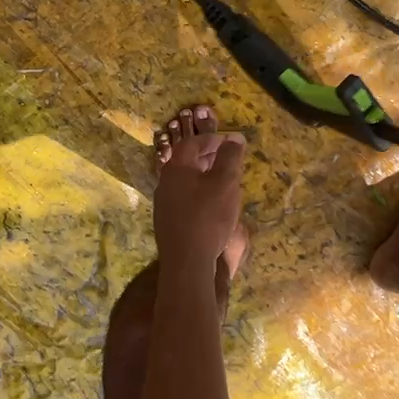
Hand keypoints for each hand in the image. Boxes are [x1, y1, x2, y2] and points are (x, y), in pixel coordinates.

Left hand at [154, 129, 247, 271]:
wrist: (186, 261)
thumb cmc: (208, 216)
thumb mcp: (226, 182)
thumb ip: (230, 157)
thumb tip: (235, 137)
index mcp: (177, 167)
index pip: (192, 143)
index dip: (212, 140)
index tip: (229, 143)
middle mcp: (165, 181)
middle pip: (185, 160)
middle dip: (207, 156)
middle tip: (227, 159)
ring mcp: (163, 202)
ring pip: (184, 180)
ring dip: (202, 175)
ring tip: (222, 181)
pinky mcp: (166, 220)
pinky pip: (183, 197)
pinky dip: (197, 192)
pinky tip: (211, 205)